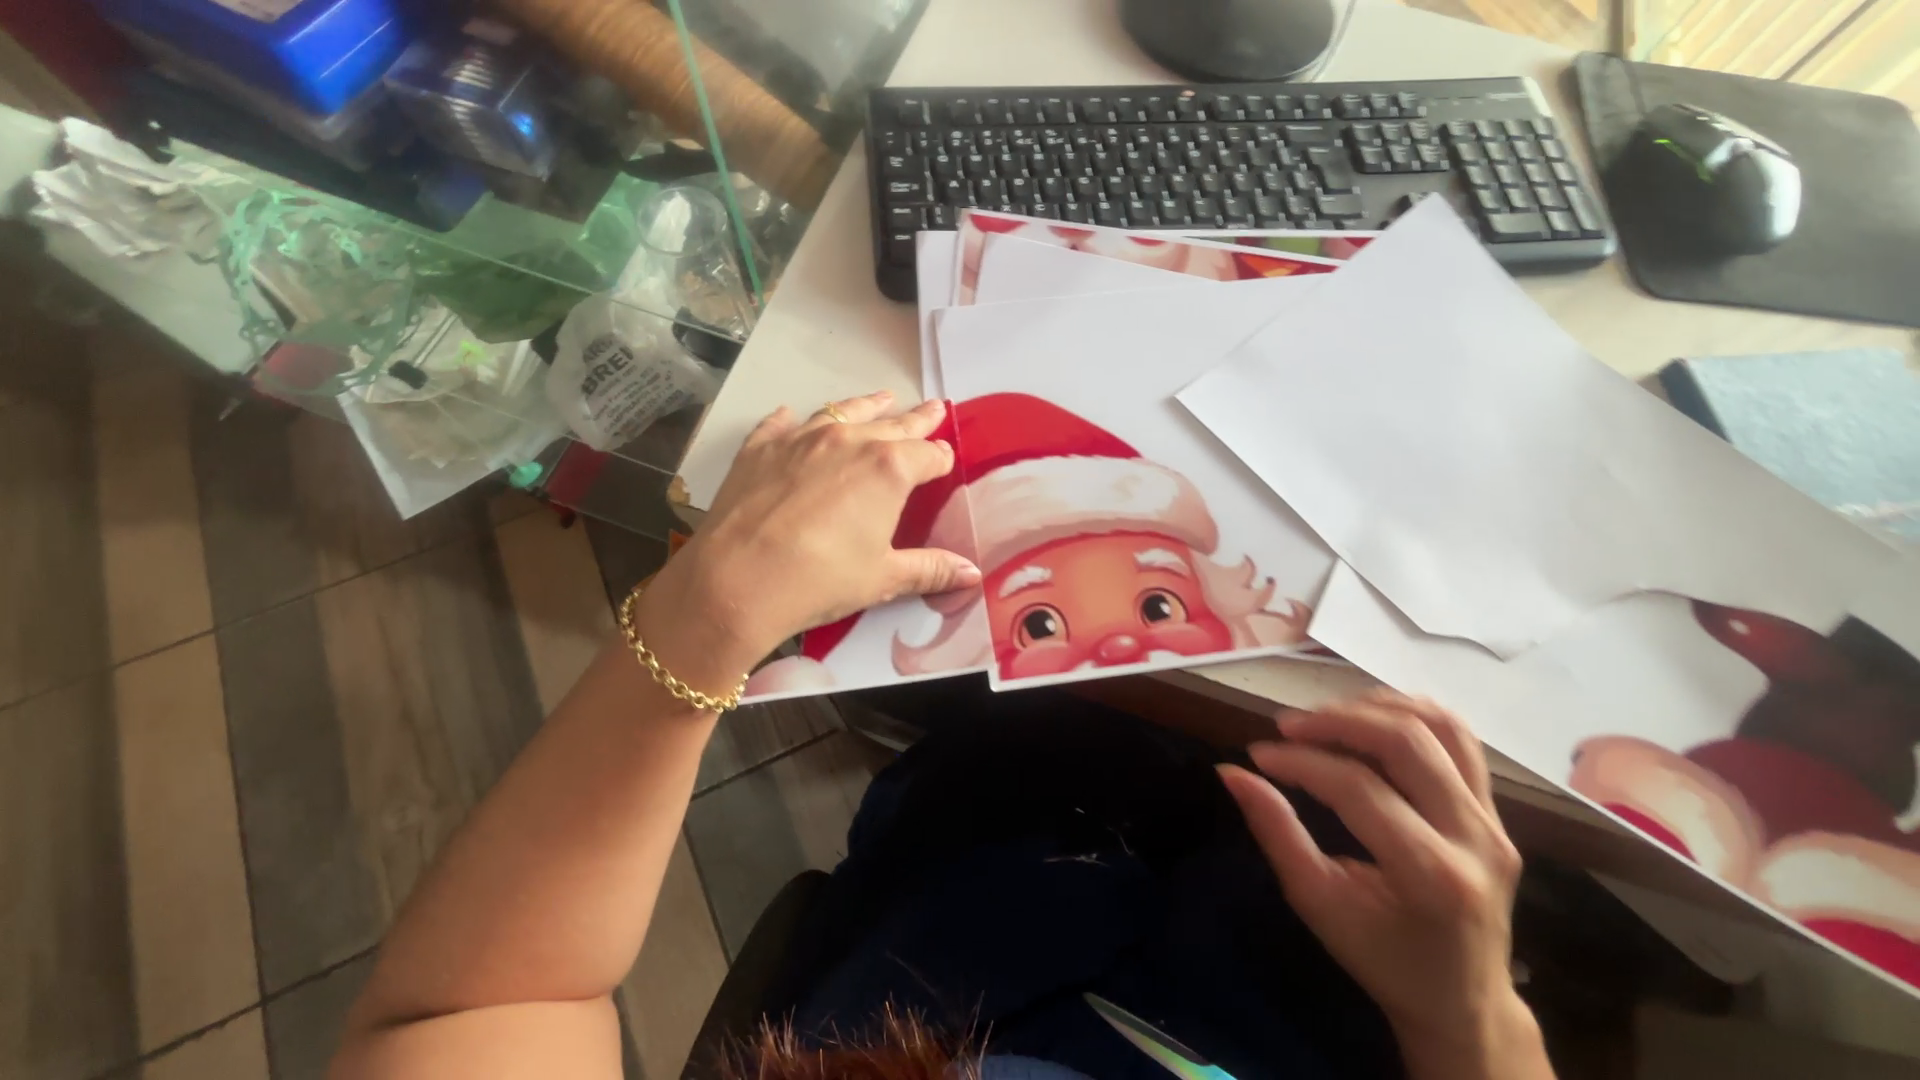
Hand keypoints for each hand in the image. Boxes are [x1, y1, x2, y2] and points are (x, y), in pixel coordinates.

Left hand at [637, 391, 980, 689]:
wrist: (737, 581)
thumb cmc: (821, 580)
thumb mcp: (883, 578)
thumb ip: (930, 569)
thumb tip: (972, 574)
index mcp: (888, 468)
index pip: (928, 456)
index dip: (941, 460)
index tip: (945, 462)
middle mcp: (849, 440)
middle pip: (893, 424)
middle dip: (917, 419)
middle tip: (934, 407)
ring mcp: (802, 438)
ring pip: (842, 412)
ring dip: (866, 406)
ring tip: (882, 398)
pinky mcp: (761, 447)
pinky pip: (782, 423)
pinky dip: (793, 420)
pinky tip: (792, 415)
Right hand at [1218, 691, 1552, 1079]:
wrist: (1462, 999)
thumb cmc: (1381, 958)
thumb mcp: (1317, 902)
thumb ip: (1276, 833)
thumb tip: (1232, 772)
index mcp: (1431, 873)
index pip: (1358, 788)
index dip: (1300, 762)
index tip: (1258, 754)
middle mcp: (1476, 838)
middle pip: (1408, 742)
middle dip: (1338, 720)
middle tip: (1289, 726)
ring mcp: (1496, 821)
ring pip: (1443, 727)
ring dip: (1377, 708)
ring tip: (1327, 717)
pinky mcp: (1498, 812)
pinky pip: (1460, 740)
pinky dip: (1411, 716)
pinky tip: (1370, 720)